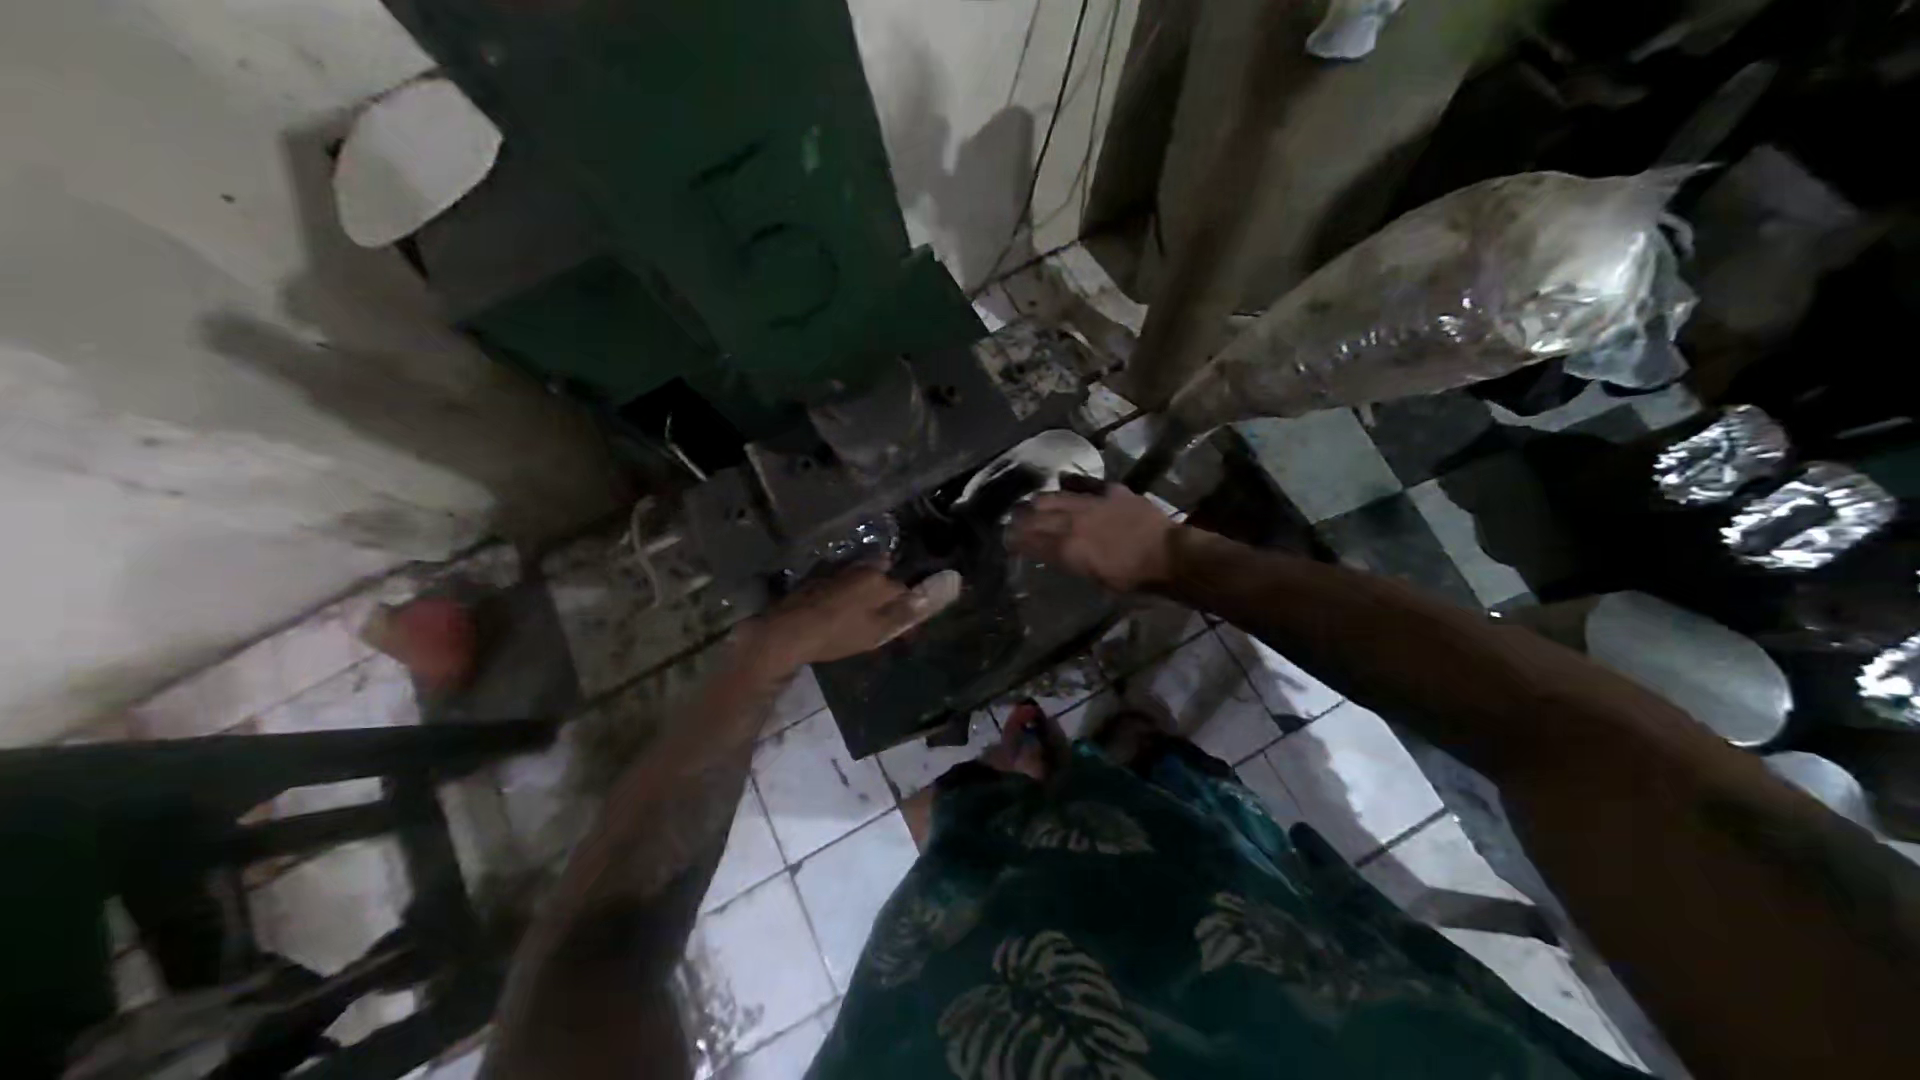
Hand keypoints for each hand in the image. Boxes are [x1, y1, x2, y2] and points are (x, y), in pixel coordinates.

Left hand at [743, 562, 962, 671]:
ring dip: (865, 594)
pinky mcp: (816, 576)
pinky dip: (844, 593)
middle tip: (879, 624)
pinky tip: (836, 610)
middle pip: (884, 579)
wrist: (786, 632)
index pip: (905, 591)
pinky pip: (840, 582)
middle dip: (886, 597)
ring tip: (858, 618)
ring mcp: (836, 569)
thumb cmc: (837, 634)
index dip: (906, 611)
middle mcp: (860, 567)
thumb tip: (951, 583)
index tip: (902, 632)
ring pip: (861, 579)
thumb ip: (911, 609)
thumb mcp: (879, 629)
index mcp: (879, 579)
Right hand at [1008, 483, 1178, 591]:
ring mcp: (1093, 504)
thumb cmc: (1135, 582)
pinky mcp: (1113, 493)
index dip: (1015, 540)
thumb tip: (1058, 554)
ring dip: (1040, 501)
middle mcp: (1073, 522)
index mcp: (1068, 549)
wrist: (1170, 557)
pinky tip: (1063, 479)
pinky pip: (1087, 483)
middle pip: (1037, 515)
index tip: (1006, 539)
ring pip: (1056, 496)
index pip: (1031, 541)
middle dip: (1021, 518)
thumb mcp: (1098, 581)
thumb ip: (1073, 563)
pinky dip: (1073, 481)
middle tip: (1012, 521)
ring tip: (1030, 503)